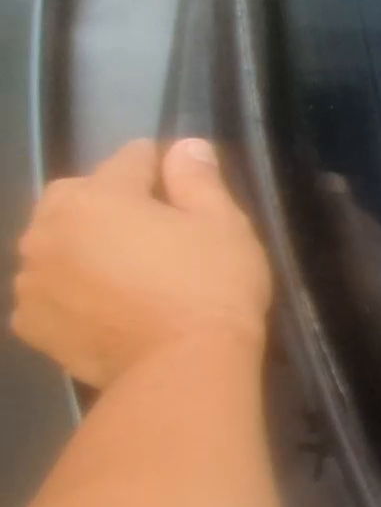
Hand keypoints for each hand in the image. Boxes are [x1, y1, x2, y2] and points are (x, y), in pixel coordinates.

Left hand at [12, 139, 271, 388]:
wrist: (181, 361)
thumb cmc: (212, 282)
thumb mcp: (225, 224)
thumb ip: (198, 180)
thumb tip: (185, 145)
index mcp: (97, 199)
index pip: (128, 160)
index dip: (162, 162)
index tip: (186, 175)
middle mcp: (47, 230)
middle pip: (74, 197)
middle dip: (109, 199)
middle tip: (157, 224)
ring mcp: (30, 279)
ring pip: (56, 242)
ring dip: (87, 243)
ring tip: (134, 267)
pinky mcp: (29, 320)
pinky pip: (50, 286)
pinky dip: (75, 284)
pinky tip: (114, 301)